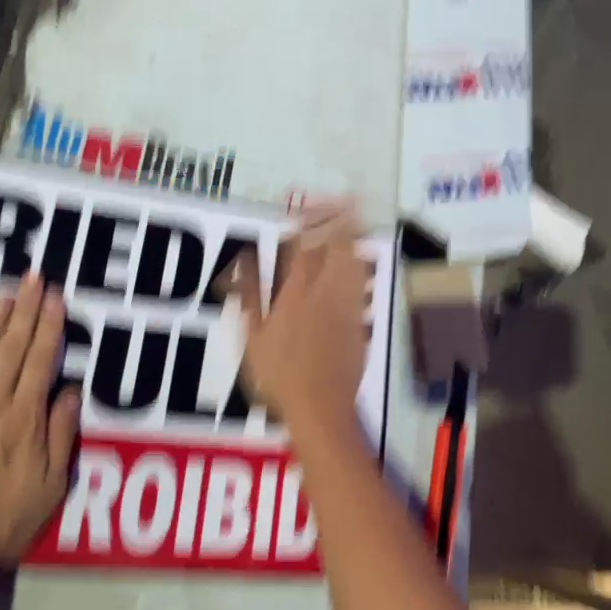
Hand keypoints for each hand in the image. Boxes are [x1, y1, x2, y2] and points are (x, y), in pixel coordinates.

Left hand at [0, 273, 82, 562]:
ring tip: (5, 294)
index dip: (50, 326)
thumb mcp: (51, 486)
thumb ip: (61, 435)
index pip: (42, 361)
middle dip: (26, 310)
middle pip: (13, 349)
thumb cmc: (4, 522)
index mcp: (25, 420)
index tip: (55, 297)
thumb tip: (68, 392)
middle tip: (34, 279)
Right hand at [232, 205, 373, 426]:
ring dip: (356, 238)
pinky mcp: (362, 322)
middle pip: (337, 247)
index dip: (305, 222)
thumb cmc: (279, 377)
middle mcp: (325, 294)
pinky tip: (362, 260)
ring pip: (356, 261)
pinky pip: (365, 285)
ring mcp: (348, 307)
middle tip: (344, 201)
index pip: (303, 247)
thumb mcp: (253, 338)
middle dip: (341, 220)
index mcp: (295, 295)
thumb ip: (250, 296)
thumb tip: (245, 264)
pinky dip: (363, 266)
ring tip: (356, 218)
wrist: (320, 408)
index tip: (303, 207)